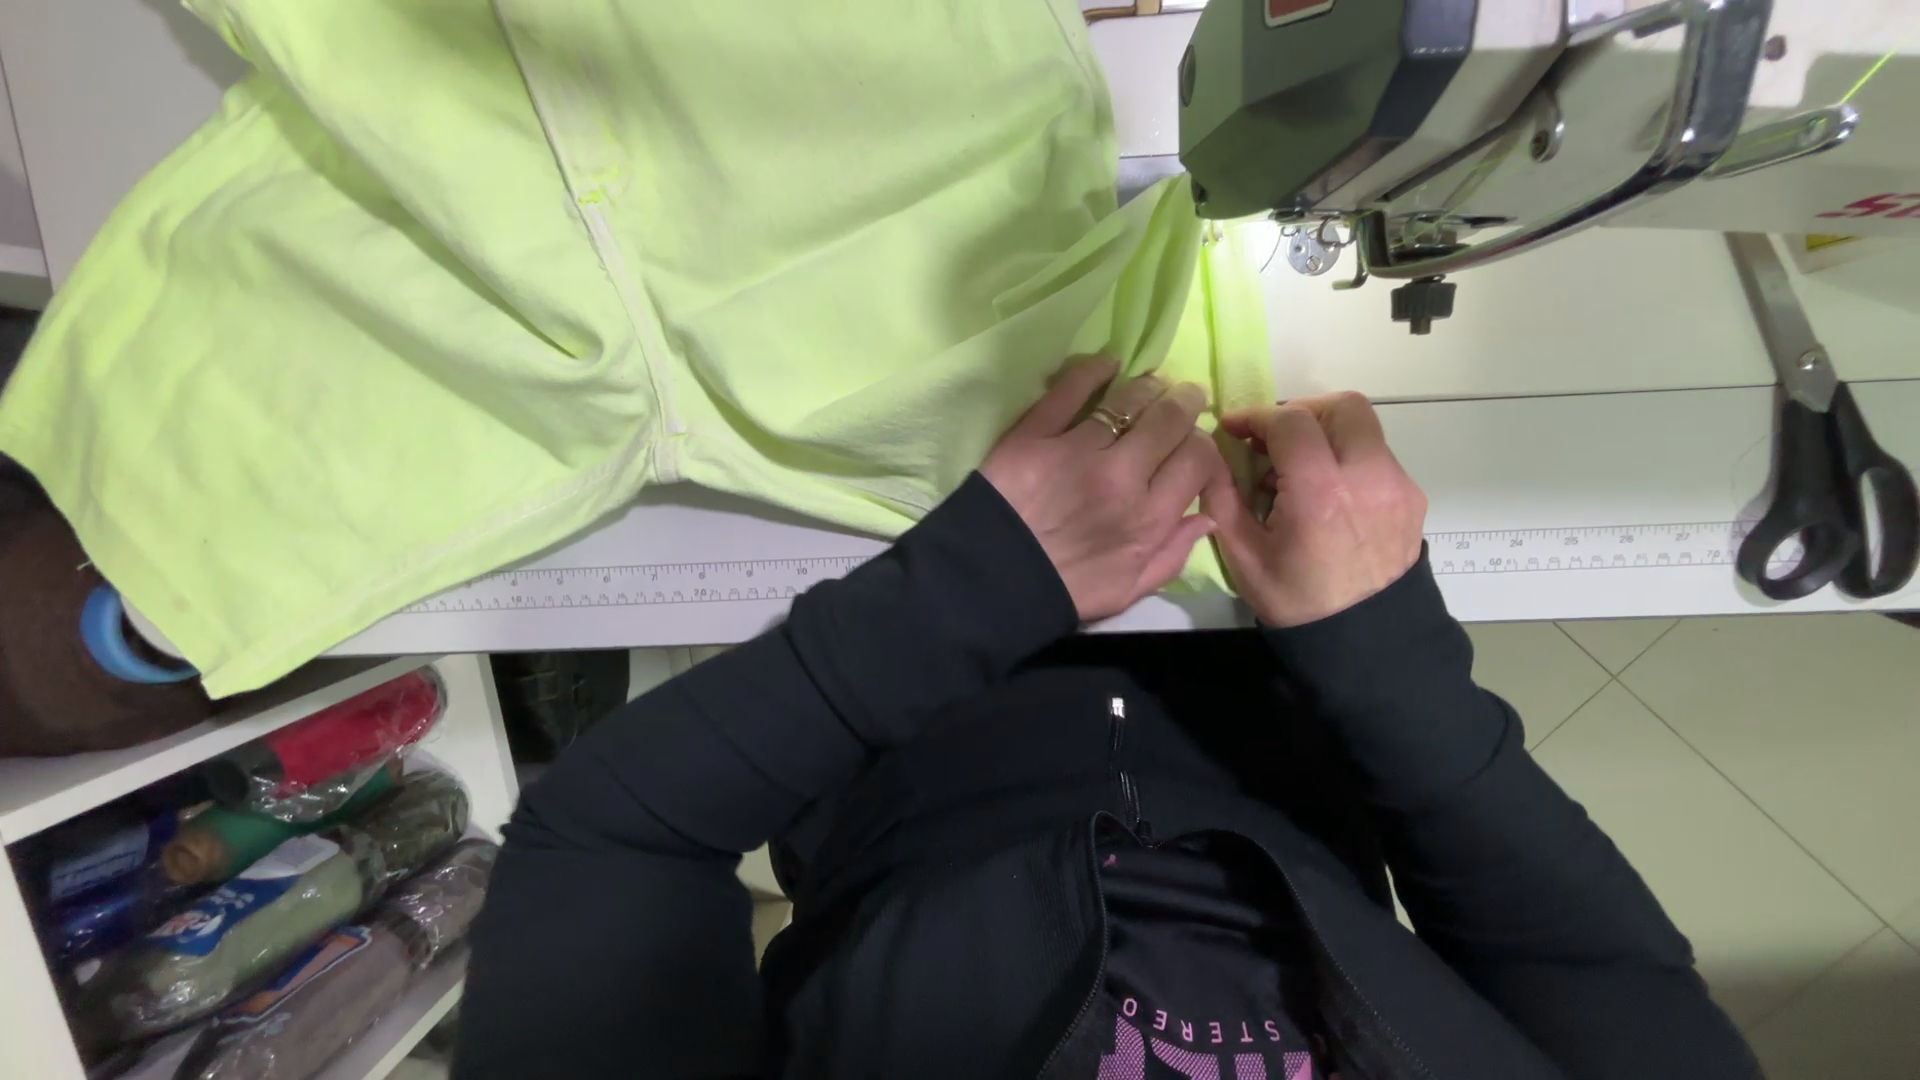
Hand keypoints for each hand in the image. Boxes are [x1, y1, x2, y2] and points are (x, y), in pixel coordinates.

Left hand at [982, 356, 1231, 621]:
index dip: (1202, 445)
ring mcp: (1076, 453)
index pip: (1197, 460)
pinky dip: (1092, 371)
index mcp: (1148, 519)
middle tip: (1184, 397)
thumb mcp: (1127, 591)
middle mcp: (1121, 478)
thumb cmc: (1062, 591)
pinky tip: (1106, 363)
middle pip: (1169, 421)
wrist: (989, 584)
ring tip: (1150, 383)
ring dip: (1147, 386)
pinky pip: (1068, 391)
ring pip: (1126, 400)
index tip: (1193, 442)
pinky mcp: (1033, 436)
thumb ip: (1171, 556)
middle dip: (1184, 403)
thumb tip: (1206, 517)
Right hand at [1206, 392, 1426, 626]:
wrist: (1363, 641)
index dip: (1256, 416)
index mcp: (1320, 494)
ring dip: (1324, 433)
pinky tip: (1323, 493)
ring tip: (1295, 469)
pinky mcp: (1411, 497)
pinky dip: (1344, 458)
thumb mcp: (1241, 554)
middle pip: (1342, 406)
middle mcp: (1368, 478)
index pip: (1290, 422)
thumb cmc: (1294, 600)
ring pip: (1363, 428)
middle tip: (1271, 438)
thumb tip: (1211, 454)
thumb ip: (1220, 495)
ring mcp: (1397, 486)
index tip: (1233, 428)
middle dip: (1300, 412)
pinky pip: (1375, 456)